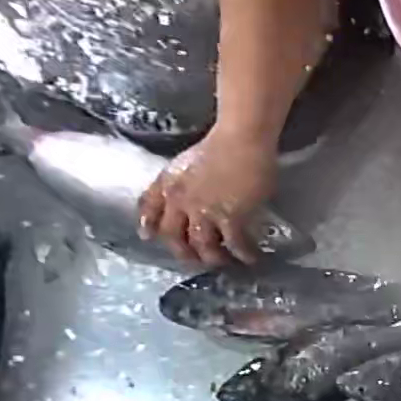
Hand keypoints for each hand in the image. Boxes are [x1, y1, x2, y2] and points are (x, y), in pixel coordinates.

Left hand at [138, 127, 276, 266]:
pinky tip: (251, 258)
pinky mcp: (230, 217)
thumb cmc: (223, 144)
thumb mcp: (189, 162)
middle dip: (184, 252)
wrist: (243, 139)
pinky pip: (235, 243)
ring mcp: (205, 211)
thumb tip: (192, 198)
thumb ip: (184, 182)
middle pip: (173, 236)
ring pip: (203, 245)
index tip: (149, 236)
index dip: (149, 224)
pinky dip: (243, 254)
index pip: (149, 207)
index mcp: (168, 183)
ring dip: (215, 257)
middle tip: (197, 259)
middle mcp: (180, 201)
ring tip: (226, 261)